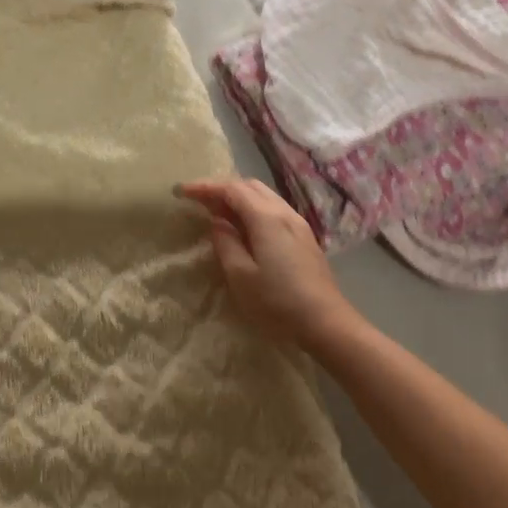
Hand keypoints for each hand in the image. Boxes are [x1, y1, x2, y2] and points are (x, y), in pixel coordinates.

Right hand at [176, 178, 354, 347]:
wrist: (326, 321)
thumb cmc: (277, 301)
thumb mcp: (240, 276)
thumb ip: (225, 243)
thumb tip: (217, 223)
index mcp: (266, 218)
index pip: (232, 189)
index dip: (205, 187)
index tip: (181, 191)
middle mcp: (284, 212)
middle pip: (250, 186)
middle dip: (222, 188)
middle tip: (198, 200)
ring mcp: (298, 224)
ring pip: (264, 196)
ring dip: (238, 197)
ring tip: (217, 212)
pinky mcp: (304, 237)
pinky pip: (273, 209)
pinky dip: (253, 209)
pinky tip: (243, 226)